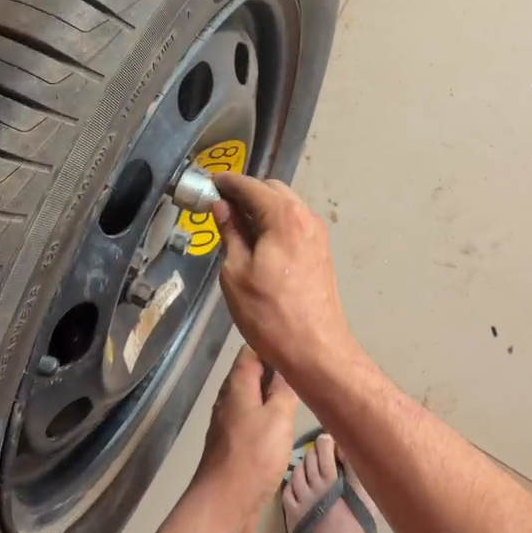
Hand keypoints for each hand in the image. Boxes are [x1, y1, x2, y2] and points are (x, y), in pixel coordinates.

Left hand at [190, 345, 297, 532]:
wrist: (224, 504)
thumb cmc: (253, 456)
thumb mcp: (278, 417)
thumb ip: (283, 389)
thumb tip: (287, 363)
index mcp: (237, 384)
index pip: (251, 350)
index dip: (272, 345)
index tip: (296, 347)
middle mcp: (228, 398)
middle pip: (251, 373)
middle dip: (274, 370)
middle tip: (303, 372)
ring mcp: (228, 422)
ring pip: (251, 398)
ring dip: (271, 396)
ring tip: (297, 396)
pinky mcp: (231, 444)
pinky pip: (250, 419)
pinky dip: (265, 417)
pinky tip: (281, 426)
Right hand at [212, 174, 359, 384]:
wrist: (316, 349)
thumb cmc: (270, 314)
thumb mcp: (236, 272)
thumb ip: (230, 233)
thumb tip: (222, 207)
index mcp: (283, 216)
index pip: (251, 186)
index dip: (228, 182)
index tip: (210, 183)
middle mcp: (305, 217)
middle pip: (272, 190)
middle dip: (246, 192)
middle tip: (220, 206)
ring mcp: (317, 234)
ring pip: (286, 206)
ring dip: (262, 207)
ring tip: (236, 224)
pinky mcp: (321, 251)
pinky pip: (294, 223)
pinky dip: (275, 222)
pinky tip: (258, 241)